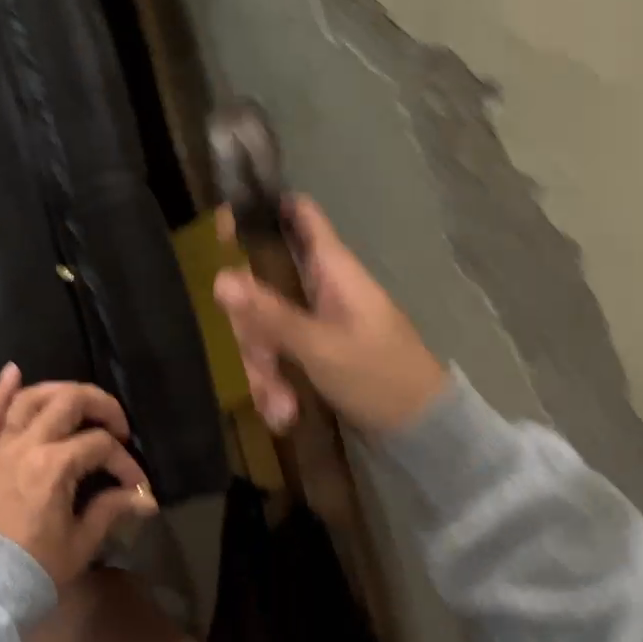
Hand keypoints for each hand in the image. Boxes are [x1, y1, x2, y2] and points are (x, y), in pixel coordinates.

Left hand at [0, 364, 158, 585]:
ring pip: (30, 399)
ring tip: (80, 396)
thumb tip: (146, 498)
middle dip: (99, 405)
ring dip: (57, 390)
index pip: (98, 445)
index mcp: (54, 466)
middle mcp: (27, 445)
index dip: (123, 461)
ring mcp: (3, 447)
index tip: (136, 484)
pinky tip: (14, 370)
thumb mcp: (83, 541)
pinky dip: (0, 392)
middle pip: (67, 403)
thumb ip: (111, 509)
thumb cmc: (41, 566)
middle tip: (117, 424)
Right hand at [214, 196, 448, 435]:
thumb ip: (269, 313)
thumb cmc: (380, 376)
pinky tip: (282, 412)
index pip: (299, 215)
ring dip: (264, 367)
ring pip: (266, 323)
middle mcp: (321, 285)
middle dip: (252, 326)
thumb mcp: (320, 347)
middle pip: (264, 281)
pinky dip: (276, 382)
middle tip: (257, 364)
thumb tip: (218, 278)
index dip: (263, 208)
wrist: (424, 433)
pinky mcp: (315, 348)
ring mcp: (317, 317)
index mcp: (332, 269)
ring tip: (278, 405)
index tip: (223, 223)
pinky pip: (279, 351)